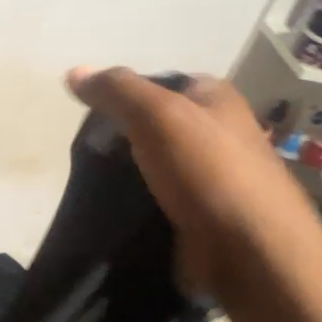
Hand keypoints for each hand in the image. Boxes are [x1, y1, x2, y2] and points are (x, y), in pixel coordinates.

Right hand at [64, 67, 321, 299]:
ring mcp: (209, 178)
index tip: (89, 115)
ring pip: (153, 168)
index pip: (161, 84)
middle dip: (121, 139)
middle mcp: (216, 134)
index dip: (124, 95)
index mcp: (215, 99)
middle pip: (154, 127)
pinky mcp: (198, 217)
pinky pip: (156, 202)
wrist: (248, 249)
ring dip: (124, 177)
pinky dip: (134, 206)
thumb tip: (73, 72)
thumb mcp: (156, 116)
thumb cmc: (207, 171)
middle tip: (83, 154)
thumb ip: (116, 92)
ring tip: (87, 184)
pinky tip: (109, 212)